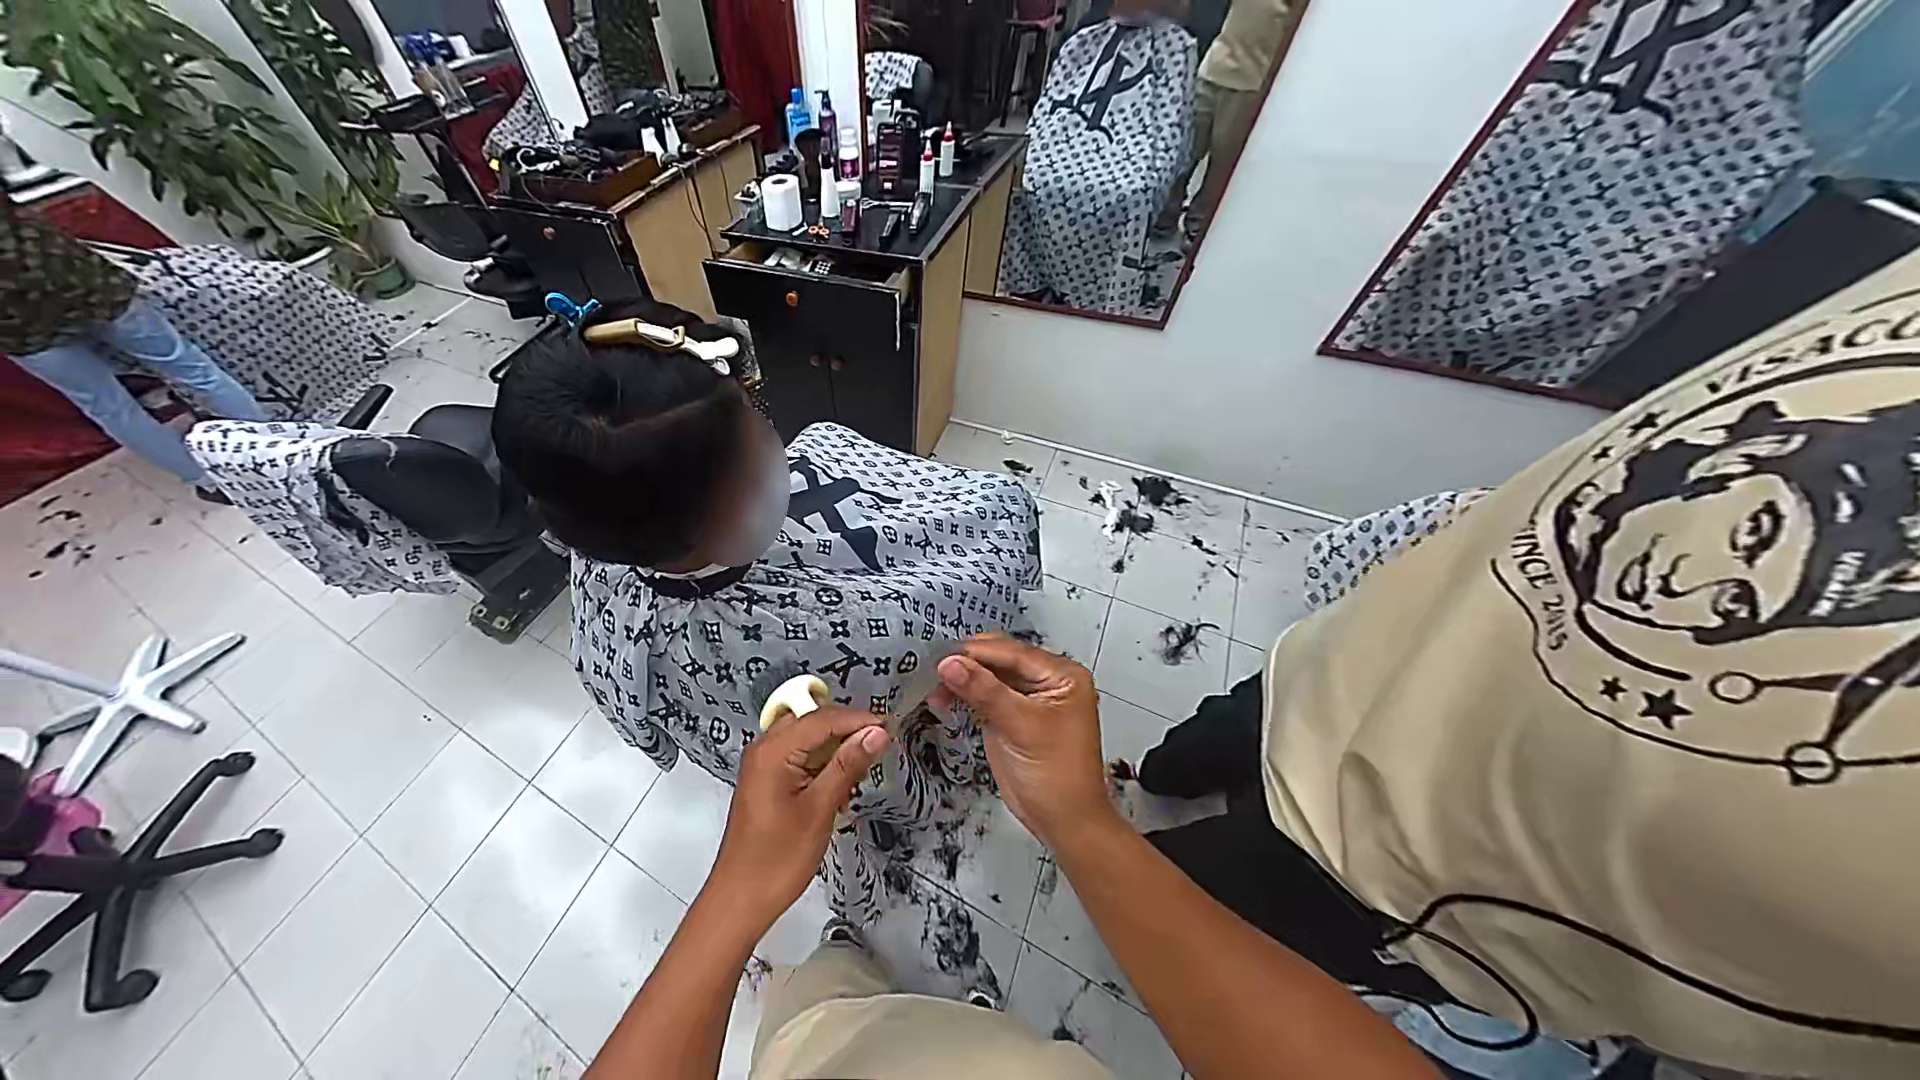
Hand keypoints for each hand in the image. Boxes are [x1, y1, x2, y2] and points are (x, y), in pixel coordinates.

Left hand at [709, 706, 889, 922]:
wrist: (741, 900)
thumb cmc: (777, 860)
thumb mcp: (820, 808)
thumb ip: (848, 764)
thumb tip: (877, 733)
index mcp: (773, 752)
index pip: (823, 719)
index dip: (858, 720)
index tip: (888, 728)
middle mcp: (764, 749)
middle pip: (814, 720)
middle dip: (847, 729)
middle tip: (878, 745)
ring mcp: (764, 763)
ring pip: (808, 736)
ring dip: (836, 745)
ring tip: (862, 767)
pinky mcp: (767, 778)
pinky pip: (800, 753)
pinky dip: (822, 760)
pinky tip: (840, 782)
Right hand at [933, 634, 1117, 845]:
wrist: (1064, 821)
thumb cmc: (1058, 776)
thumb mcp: (1020, 726)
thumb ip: (983, 691)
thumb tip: (951, 663)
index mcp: (1063, 675)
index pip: (1013, 652)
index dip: (976, 652)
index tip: (942, 656)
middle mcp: (1048, 680)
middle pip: (1000, 659)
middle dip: (967, 662)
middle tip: (934, 669)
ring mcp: (1029, 697)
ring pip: (989, 675)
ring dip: (963, 679)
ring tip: (935, 689)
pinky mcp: (1012, 715)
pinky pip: (986, 694)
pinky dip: (965, 694)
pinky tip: (945, 698)